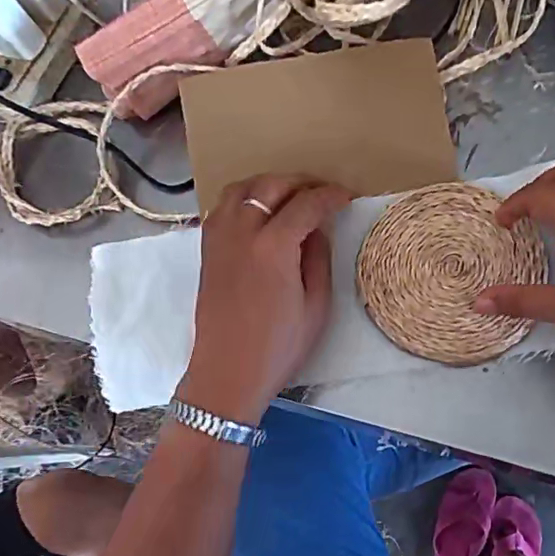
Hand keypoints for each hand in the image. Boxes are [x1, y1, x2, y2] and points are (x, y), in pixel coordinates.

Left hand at [178, 174, 352, 423]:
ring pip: (242, 188)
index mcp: (273, 247)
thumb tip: (318, 229)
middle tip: (323, 193)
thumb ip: (318, 259)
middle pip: (271, 186)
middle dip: (301, 183)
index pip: (306, 204)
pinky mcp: (207, 250)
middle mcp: (241, 233)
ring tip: (291, 197)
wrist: (228, 372)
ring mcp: (219, 239)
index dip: (330, 196)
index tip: (347, 197)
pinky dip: (246, 198)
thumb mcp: (316, 306)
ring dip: (269, 185)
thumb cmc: (279, 347)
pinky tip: (262, 213)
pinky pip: (224, 206)